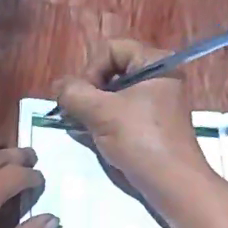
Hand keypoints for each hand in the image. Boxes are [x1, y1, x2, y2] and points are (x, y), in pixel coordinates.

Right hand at [54, 39, 208, 199]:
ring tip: (82, 125)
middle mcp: (157, 76)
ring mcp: (154, 100)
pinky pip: (119, 110)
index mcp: (155, 63)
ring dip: (92, 106)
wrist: (170, 178)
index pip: (111, 49)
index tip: (83, 97)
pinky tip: (93, 134)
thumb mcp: (101, 112)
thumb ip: (74, 94)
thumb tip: (57, 86)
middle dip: (88, 89)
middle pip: (111, 69)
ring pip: (112, 92)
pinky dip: (102, 118)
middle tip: (77, 112)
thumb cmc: (140, 139)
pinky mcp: (149, 121)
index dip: (91, 69)